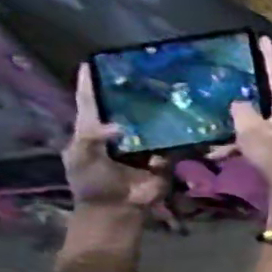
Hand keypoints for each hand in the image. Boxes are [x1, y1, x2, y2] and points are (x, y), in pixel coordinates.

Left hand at [65, 67, 169, 208]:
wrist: (118, 208)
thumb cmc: (92, 182)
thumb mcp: (81, 157)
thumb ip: (92, 138)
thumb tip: (119, 126)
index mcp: (93, 130)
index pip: (90, 102)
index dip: (90, 84)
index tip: (91, 63)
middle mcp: (120, 133)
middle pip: (126, 108)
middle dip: (133, 93)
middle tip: (145, 73)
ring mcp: (144, 145)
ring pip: (153, 123)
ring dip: (161, 111)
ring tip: (173, 90)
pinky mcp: (165, 156)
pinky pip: (174, 143)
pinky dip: (180, 134)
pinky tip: (190, 119)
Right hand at [225, 37, 271, 193]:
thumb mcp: (250, 130)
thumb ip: (243, 110)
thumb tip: (242, 103)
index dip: (270, 57)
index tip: (265, 39)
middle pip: (270, 97)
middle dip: (251, 90)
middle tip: (237, 77)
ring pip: (261, 120)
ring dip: (240, 126)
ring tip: (219, 132)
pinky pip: (261, 137)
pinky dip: (243, 142)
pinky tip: (223, 154)